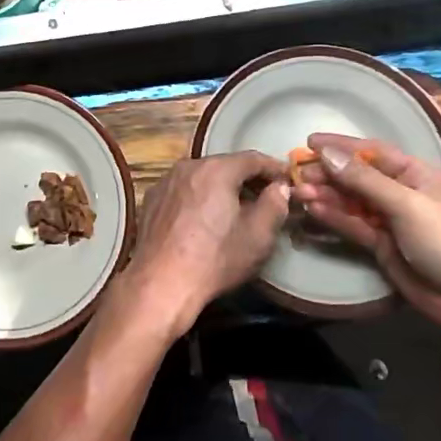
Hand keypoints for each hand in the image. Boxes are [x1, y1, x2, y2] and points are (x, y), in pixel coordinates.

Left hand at [123, 151, 290, 334]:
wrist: (161, 282)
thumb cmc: (215, 259)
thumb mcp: (258, 236)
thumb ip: (275, 205)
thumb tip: (279, 188)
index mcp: (216, 170)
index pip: (253, 158)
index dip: (274, 168)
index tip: (288, 180)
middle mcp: (187, 166)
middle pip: (225, 165)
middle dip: (248, 178)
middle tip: (267, 196)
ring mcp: (165, 182)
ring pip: (202, 177)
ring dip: (222, 188)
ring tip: (237, 209)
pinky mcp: (151, 199)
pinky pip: (183, 190)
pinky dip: (199, 197)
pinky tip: (205, 219)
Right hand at [291, 133, 440, 332]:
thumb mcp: (409, 205)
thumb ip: (367, 181)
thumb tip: (329, 154)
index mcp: (419, 176)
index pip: (374, 152)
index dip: (343, 146)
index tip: (310, 142)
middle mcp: (402, 193)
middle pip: (358, 177)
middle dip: (328, 173)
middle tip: (296, 173)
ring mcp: (391, 220)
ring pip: (351, 201)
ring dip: (325, 195)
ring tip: (298, 192)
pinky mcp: (381, 244)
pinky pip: (352, 224)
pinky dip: (333, 216)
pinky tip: (312, 210)